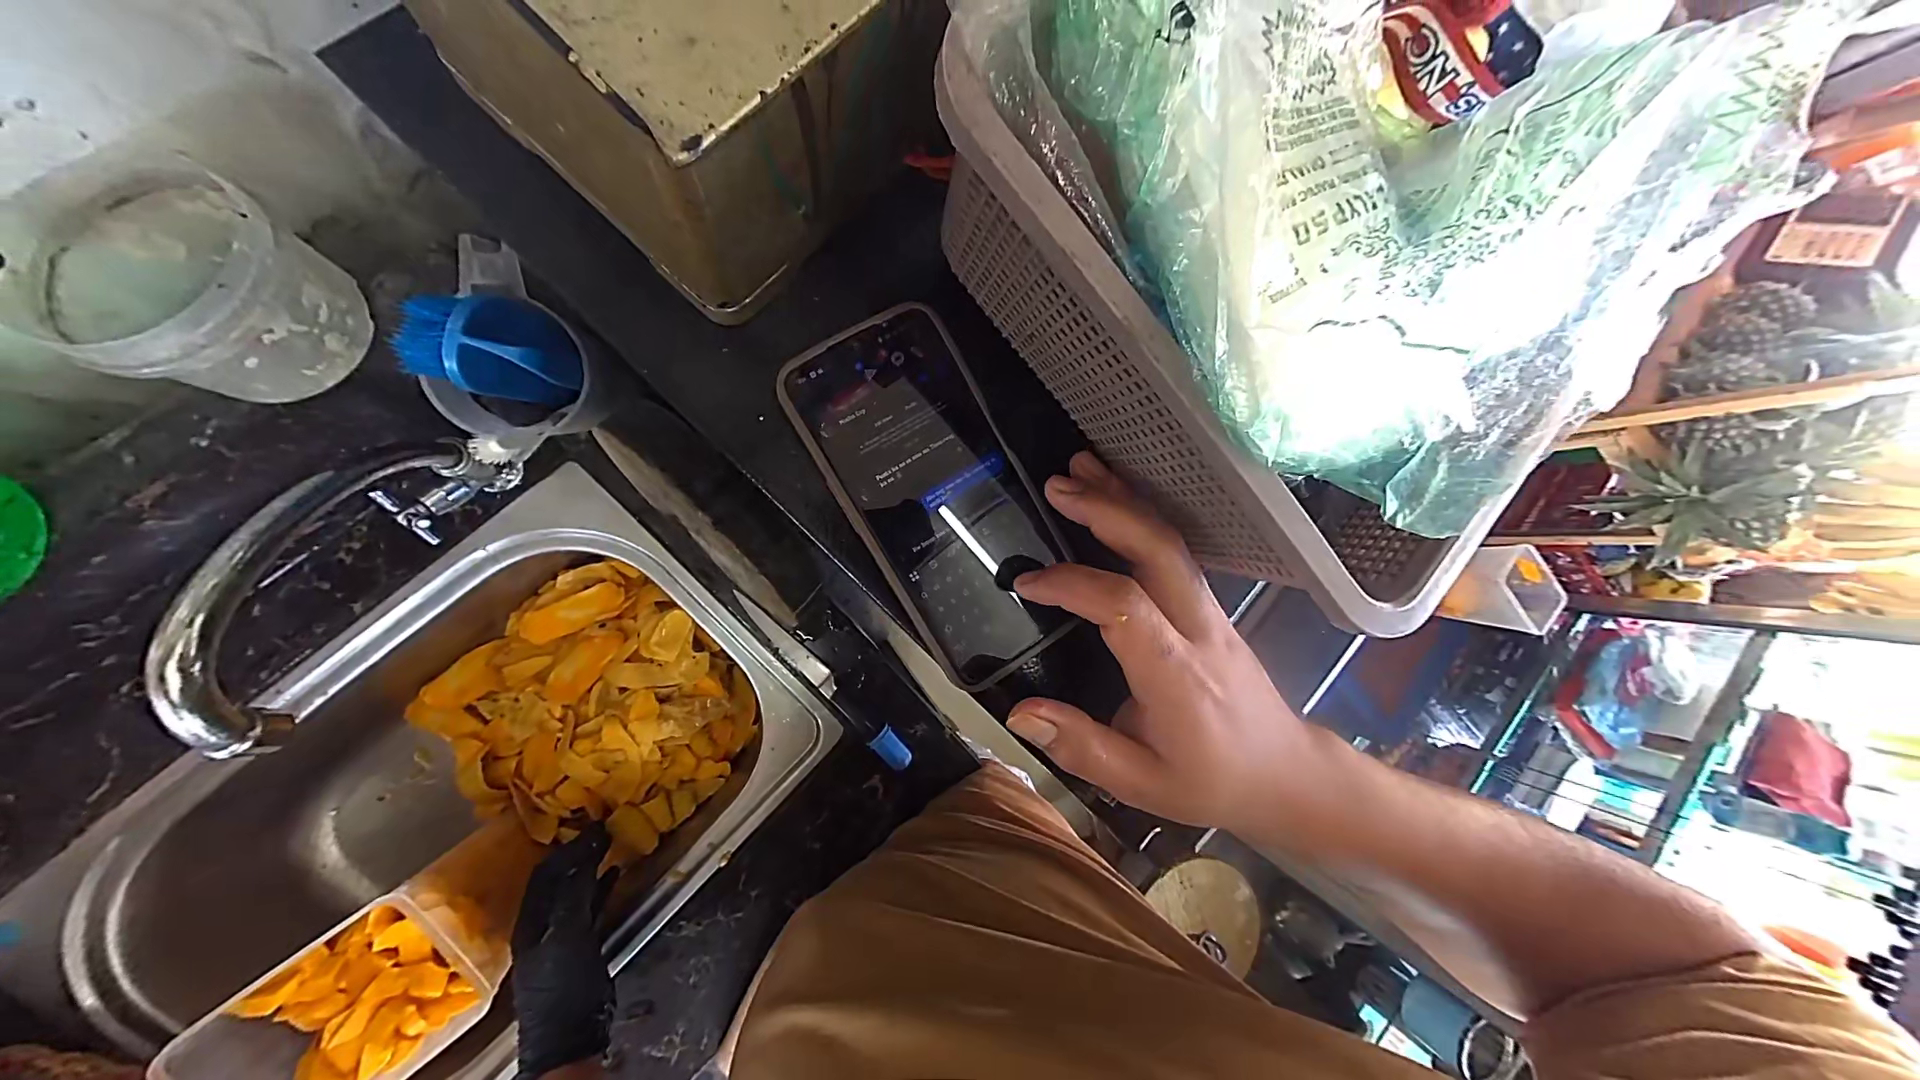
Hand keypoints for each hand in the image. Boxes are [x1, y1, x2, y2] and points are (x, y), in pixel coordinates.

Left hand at [512, 825, 614, 1079]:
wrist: (569, 1039)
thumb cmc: (565, 988)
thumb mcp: (570, 935)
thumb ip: (576, 894)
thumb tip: (586, 852)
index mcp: (530, 922)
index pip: (546, 872)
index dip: (569, 847)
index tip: (595, 825)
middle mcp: (540, 926)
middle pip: (558, 879)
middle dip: (579, 853)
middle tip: (604, 829)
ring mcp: (559, 936)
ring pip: (574, 890)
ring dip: (591, 867)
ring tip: (611, 845)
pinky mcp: (579, 946)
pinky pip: (589, 906)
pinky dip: (601, 887)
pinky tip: (616, 874)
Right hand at [1006, 452, 1338, 835]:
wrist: (1288, 774)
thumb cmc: (1212, 781)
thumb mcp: (1141, 784)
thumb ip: (1081, 746)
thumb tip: (1020, 713)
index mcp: (1175, 673)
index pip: (1123, 606)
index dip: (1072, 584)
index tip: (1027, 581)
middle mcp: (1197, 628)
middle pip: (1157, 550)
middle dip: (1107, 509)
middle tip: (1057, 486)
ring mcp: (1210, 611)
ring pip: (1169, 540)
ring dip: (1123, 499)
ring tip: (1080, 467)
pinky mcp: (1210, 606)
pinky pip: (1174, 551)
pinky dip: (1140, 516)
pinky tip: (1115, 499)